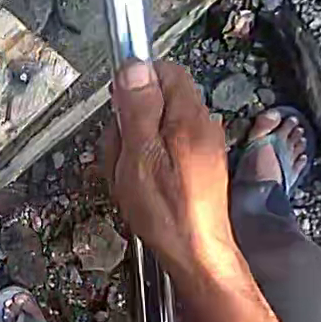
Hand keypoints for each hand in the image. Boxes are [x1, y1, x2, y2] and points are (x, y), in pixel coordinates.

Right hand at [101, 60, 244, 283]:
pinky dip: (146, 161)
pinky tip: (139, 184)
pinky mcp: (196, 165)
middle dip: (130, 120)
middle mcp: (201, 126)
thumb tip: (134, 67)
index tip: (119, 104)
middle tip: (121, 149)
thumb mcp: (140, 154)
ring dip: (134, 145)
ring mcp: (201, 146)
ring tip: (128, 174)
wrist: (195, 254)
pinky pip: (163, 149)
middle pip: (158, 100)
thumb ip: (138, 108)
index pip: (166, 70)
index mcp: (189, 117)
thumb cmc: (168, 211)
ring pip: (156, 127)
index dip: (137, 80)